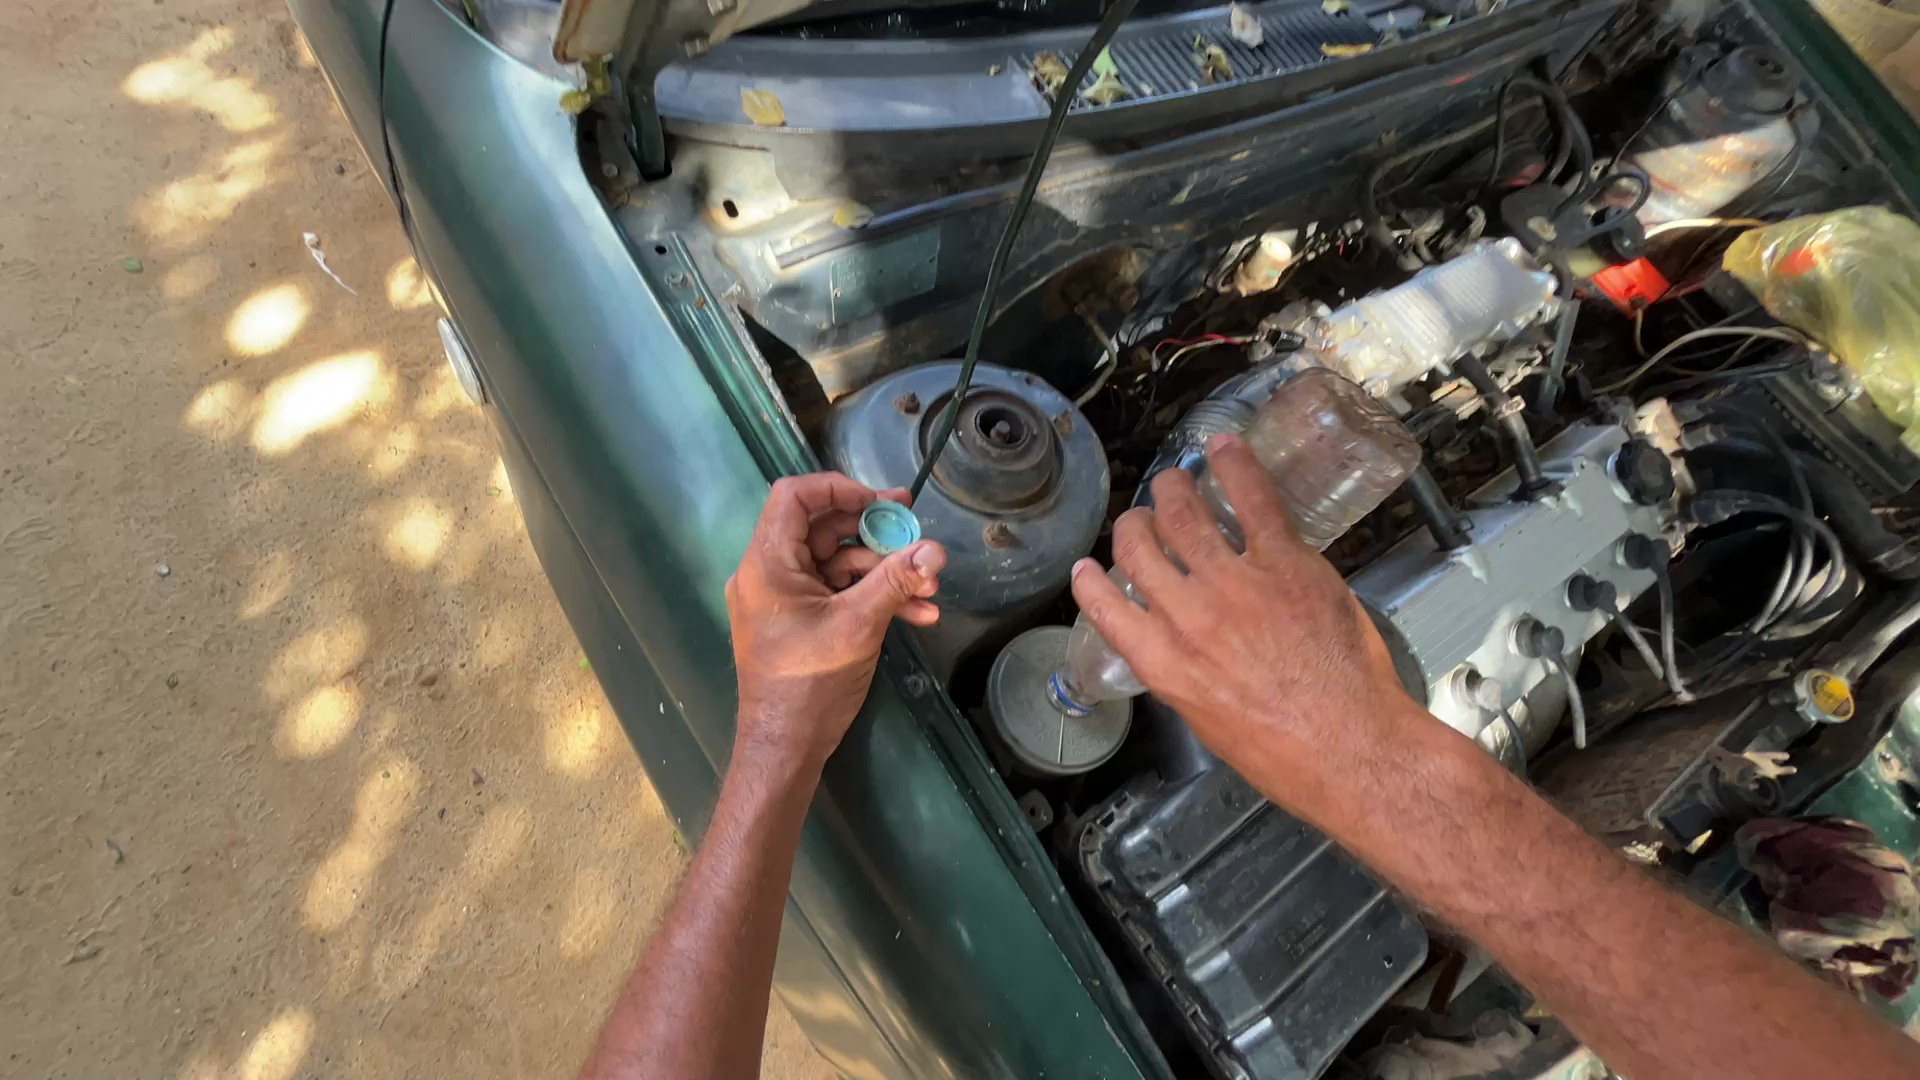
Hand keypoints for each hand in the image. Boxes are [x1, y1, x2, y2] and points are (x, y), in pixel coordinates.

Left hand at [726, 473, 946, 773]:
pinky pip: (840, 592)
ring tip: (931, 585)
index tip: (881, 502)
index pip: (794, 496)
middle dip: (876, 532)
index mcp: (768, 563)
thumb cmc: (810, 682)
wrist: (786, 747)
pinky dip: (876, 596)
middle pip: (824, 528)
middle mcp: (772, 572)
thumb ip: (896, 580)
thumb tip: (937, 548)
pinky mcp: (804, 619)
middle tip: (916, 527)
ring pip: (840, 563)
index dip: (839, 488)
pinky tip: (919, 613)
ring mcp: (788, 597)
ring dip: (886, 571)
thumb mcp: (858, 625)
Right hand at [1069, 434, 1432, 825]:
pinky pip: (1253, 501)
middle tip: (1142, 520)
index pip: (1103, 605)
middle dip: (1133, 526)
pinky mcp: (1284, 563)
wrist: (1352, 750)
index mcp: (1161, 661)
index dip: (1089, 580)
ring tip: (1172, 480)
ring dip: (1171, 490)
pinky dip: (1234, 468)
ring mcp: (1233, 585)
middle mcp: (1185, 616)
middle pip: (1137, 548)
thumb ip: (1180, 670)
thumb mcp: (1203, 719)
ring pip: (1183, 516)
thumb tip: (1178, 643)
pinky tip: (1222, 449)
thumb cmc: (1280, 753)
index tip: (1087, 568)